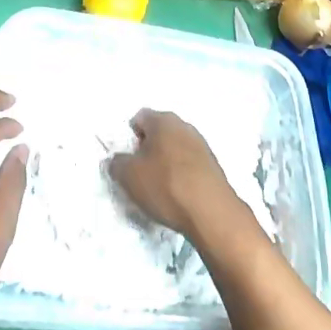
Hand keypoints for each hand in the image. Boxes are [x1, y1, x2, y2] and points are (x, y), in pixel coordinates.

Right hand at [108, 109, 250, 245]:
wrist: (211, 211)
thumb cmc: (165, 186)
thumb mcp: (129, 176)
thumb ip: (117, 163)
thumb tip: (118, 159)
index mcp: (163, 120)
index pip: (139, 117)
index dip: (129, 136)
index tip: (127, 159)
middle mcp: (184, 126)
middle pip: (159, 132)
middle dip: (147, 149)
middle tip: (139, 174)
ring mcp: (202, 145)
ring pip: (175, 148)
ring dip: (165, 162)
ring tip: (159, 188)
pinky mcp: (213, 165)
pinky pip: (189, 164)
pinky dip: (181, 174)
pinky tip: (177, 194)